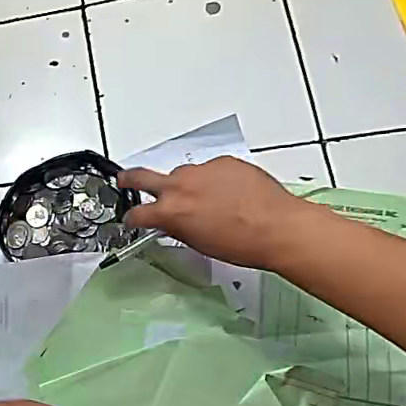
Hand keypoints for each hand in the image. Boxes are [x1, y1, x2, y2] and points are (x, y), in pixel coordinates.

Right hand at [118, 156, 329, 270]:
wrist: (280, 228)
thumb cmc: (242, 243)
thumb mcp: (198, 243)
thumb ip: (176, 227)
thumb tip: (170, 222)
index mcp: (168, 211)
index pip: (136, 214)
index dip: (132, 219)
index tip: (134, 220)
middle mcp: (179, 187)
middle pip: (140, 176)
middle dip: (128, 179)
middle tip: (124, 180)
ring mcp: (201, 171)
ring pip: (181, 175)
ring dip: (185, 184)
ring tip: (205, 198)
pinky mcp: (224, 162)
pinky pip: (210, 169)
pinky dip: (213, 179)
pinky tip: (229, 192)